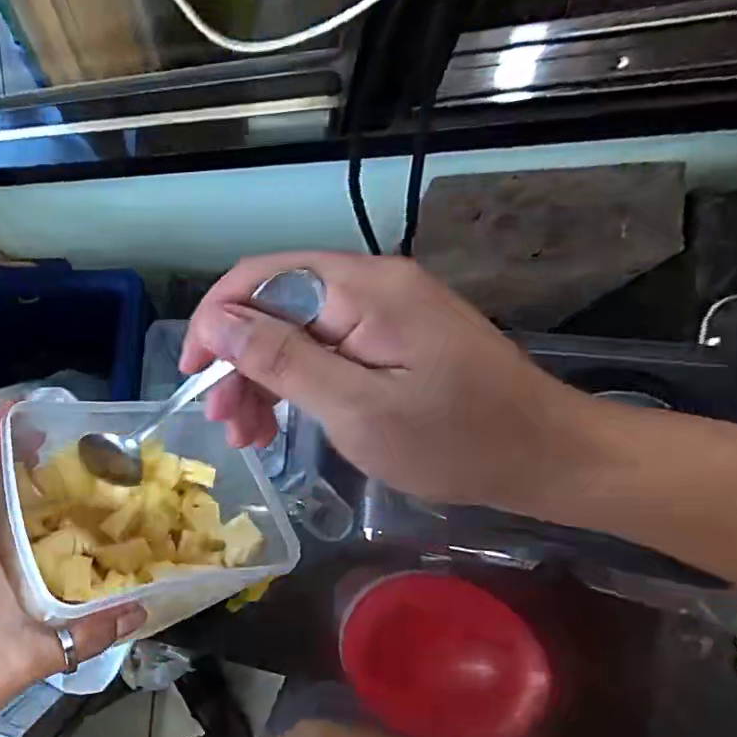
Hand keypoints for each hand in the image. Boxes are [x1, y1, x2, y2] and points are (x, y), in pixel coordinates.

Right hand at [180, 250, 597, 508]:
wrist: (543, 457)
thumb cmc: (453, 440)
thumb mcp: (356, 408)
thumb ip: (283, 360)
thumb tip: (218, 323)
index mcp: (363, 289)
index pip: (260, 279)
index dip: (215, 322)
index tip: (193, 375)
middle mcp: (368, 284)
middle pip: (272, 305)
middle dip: (235, 361)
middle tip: (221, 422)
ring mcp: (379, 310)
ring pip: (291, 330)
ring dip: (258, 379)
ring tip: (245, 436)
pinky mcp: (387, 337)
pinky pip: (320, 348)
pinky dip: (291, 384)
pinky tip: (276, 422)